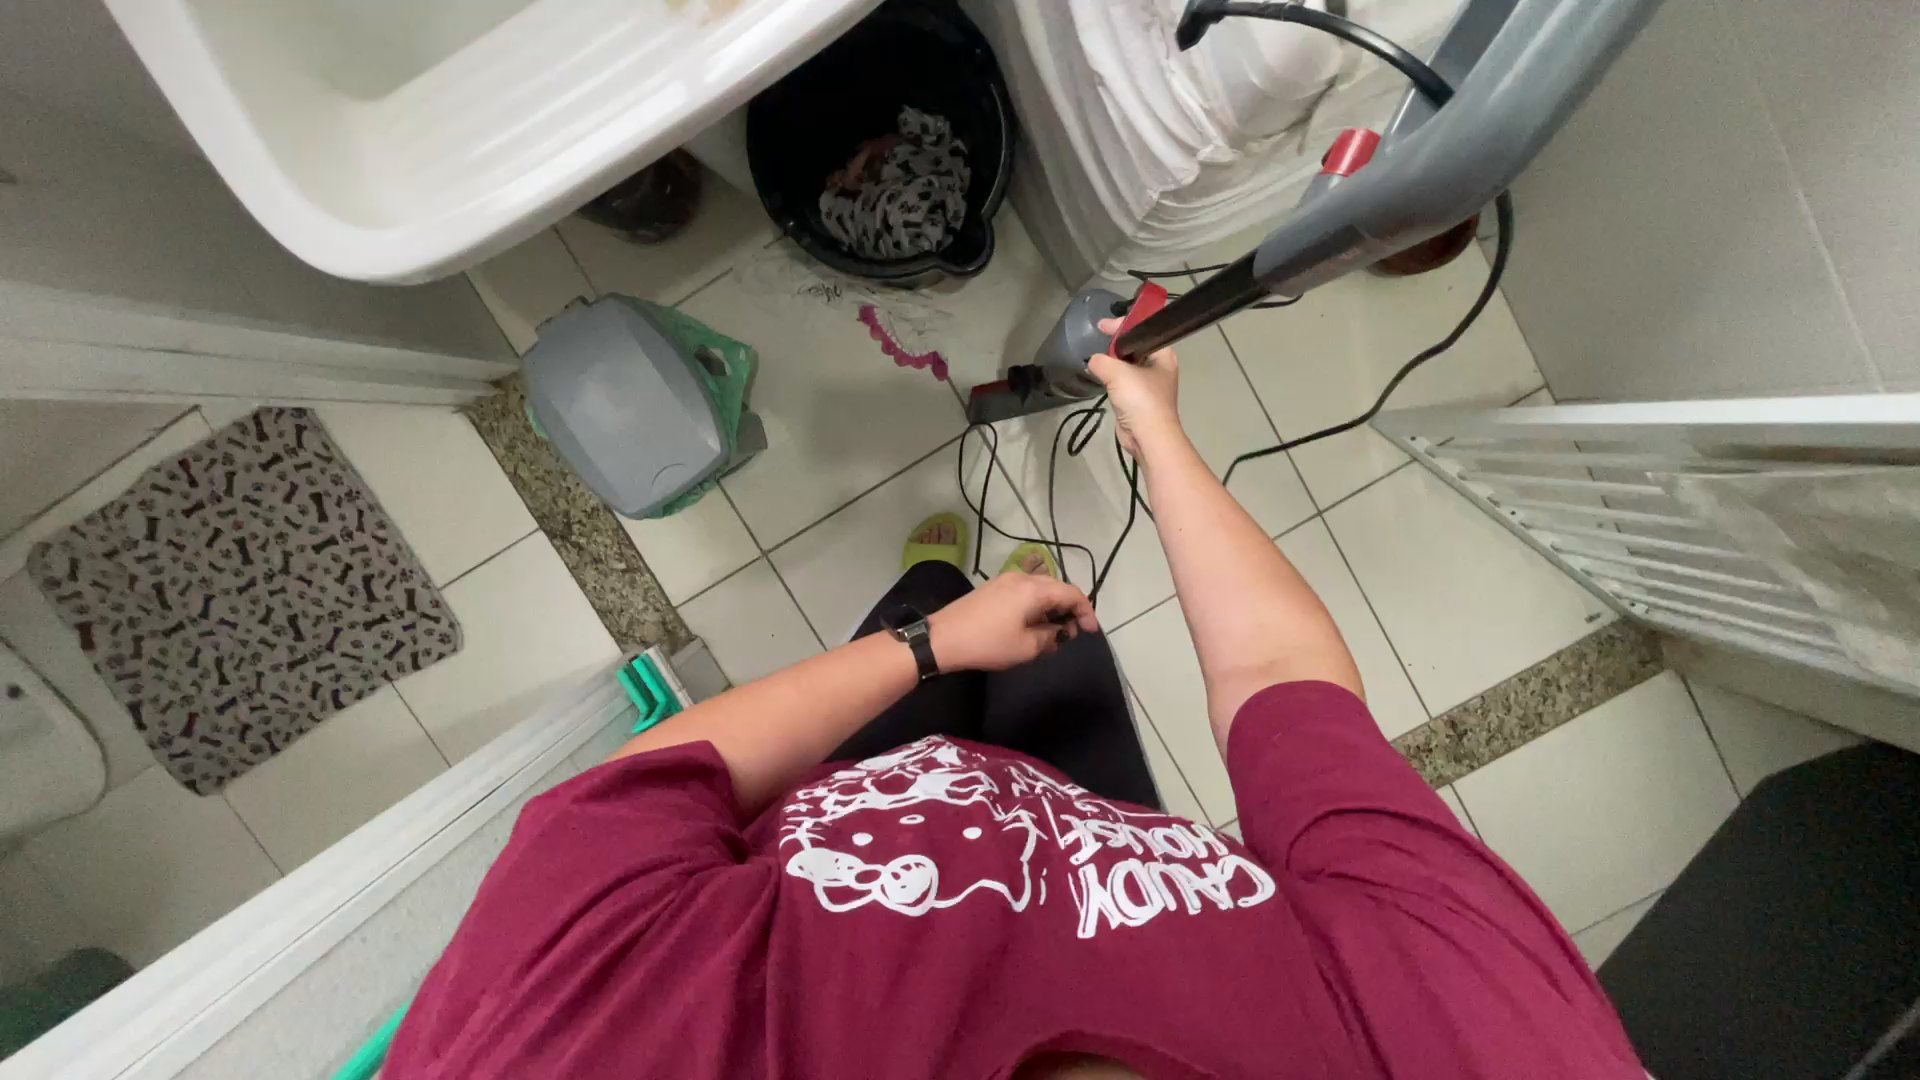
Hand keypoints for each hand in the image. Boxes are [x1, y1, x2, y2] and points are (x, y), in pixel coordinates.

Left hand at [926, 572, 1098, 671]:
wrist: (943, 638)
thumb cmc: (988, 643)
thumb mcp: (1027, 647)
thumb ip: (1051, 636)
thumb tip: (1061, 630)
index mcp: (1033, 589)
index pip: (1072, 593)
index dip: (1086, 611)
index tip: (1090, 631)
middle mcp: (1022, 577)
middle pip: (1057, 587)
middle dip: (1069, 609)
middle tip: (1072, 634)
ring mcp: (1006, 580)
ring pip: (1040, 589)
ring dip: (1052, 608)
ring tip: (1052, 633)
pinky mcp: (994, 587)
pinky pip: (1025, 592)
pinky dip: (1036, 606)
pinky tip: (1032, 625)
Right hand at [1088, 318, 1184, 457]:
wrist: (1148, 437)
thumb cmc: (1140, 400)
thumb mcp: (1118, 373)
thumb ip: (1101, 361)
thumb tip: (1092, 361)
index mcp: (1163, 354)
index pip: (1141, 331)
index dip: (1121, 326)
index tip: (1101, 326)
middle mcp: (1158, 366)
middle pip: (1133, 348)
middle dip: (1114, 346)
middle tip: (1097, 341)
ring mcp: (1148, 384)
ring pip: (1127, 366)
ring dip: (1112, 364)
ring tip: (1096, 361)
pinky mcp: (1138, 399)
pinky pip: (1122, 383)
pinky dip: (1111, 380)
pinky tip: (1101, 379)